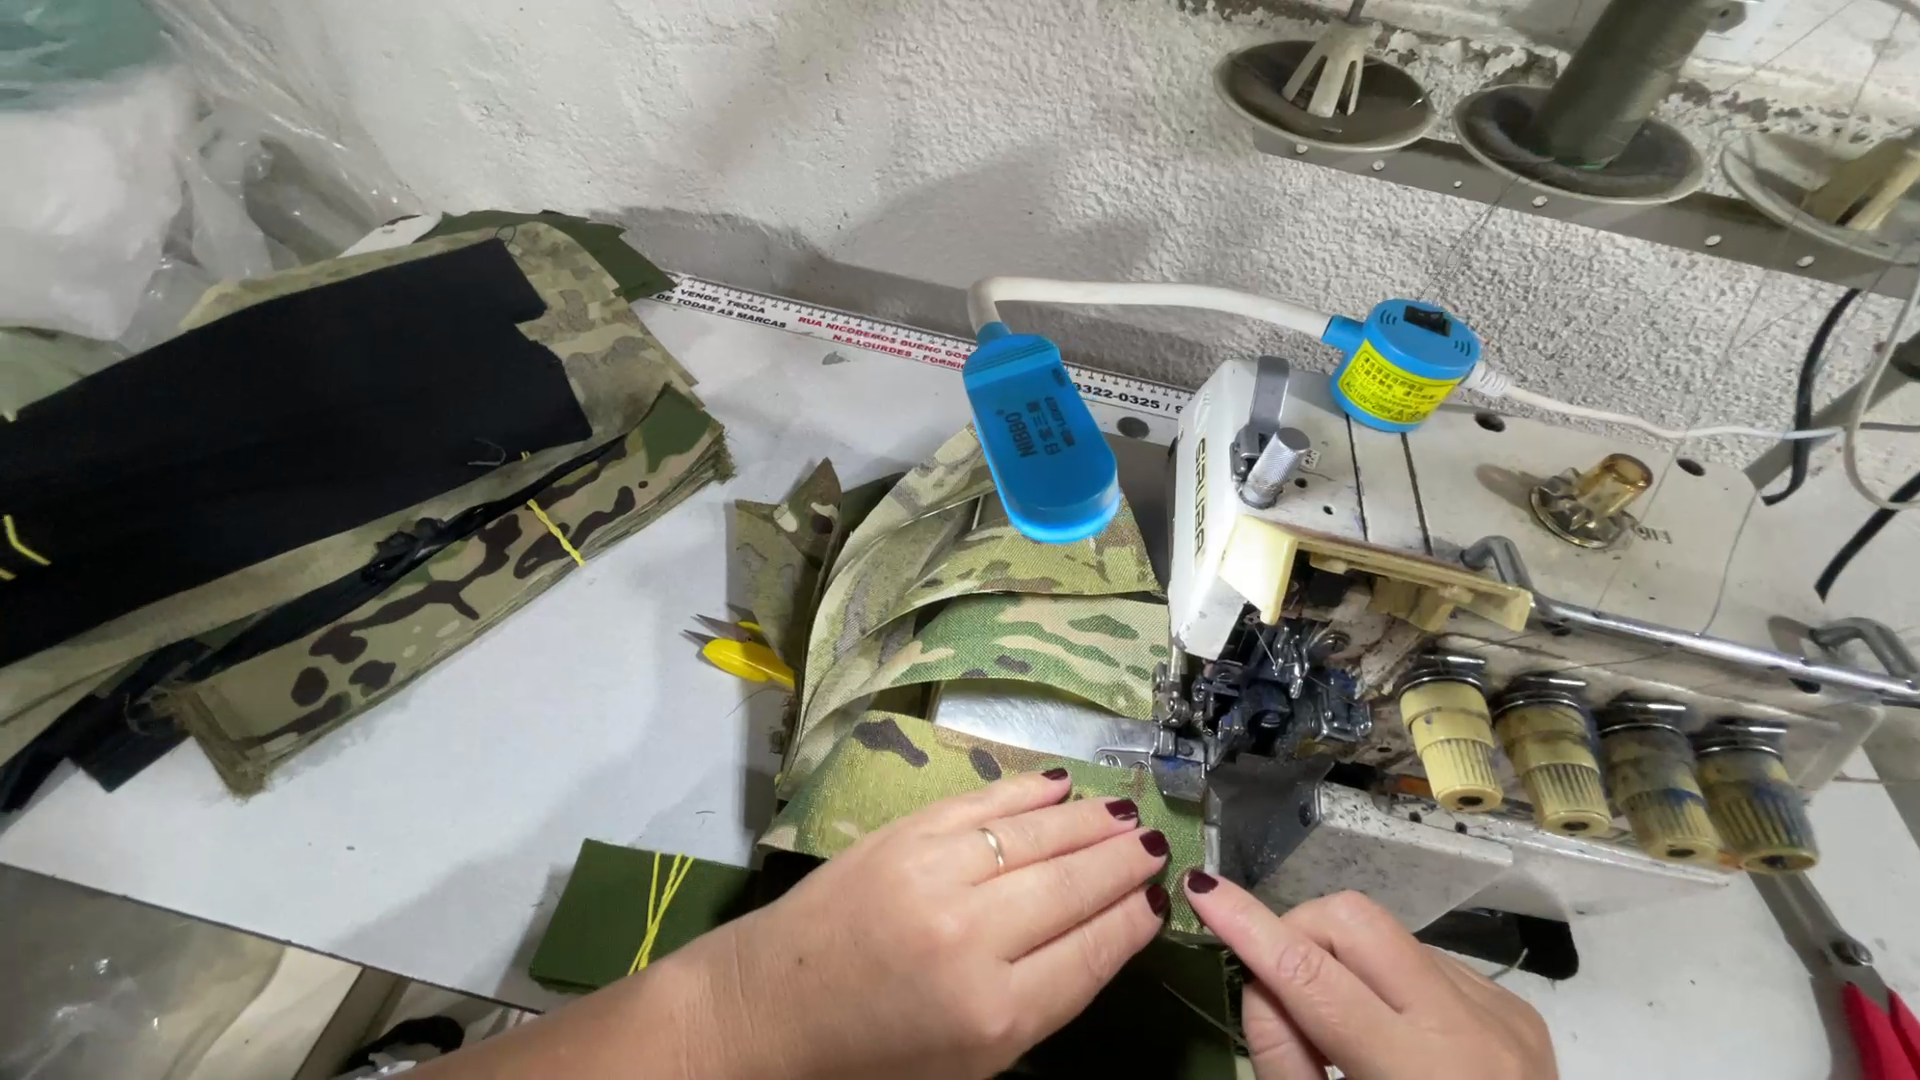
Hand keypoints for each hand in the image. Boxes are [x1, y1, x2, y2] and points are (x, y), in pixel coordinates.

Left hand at [673, 769, 1170, 1079]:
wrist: (775, 1005)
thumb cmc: (877, 1049)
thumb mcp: (974, 1056)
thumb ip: (1042, 994)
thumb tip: (1105, 925)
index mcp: (995, 1016)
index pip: (1091, 952)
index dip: (1132, 919)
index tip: (1161, 896)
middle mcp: (973, 937)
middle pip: (1072, 886)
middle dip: (1123, 861)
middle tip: (1155, 842)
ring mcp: (936, 873)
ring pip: (1036, 835)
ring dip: (1087, 821)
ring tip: (1124, 812)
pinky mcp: (906, 833)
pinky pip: (984, 803)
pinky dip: (1027, 791)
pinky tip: (1060, 784)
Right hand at [1182, 874, 1555, 1079]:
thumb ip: (1283, 1057)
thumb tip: (1260, 979)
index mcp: (1425, 1076)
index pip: (1312, 975)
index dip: (1249, 927)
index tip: (1203, 889)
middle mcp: (1472, 1029)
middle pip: (1351, 919)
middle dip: (1298, 933)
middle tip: (1281, 983)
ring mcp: (1500, 1012)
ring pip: (1383, 932)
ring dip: (1341, 960)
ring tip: (1346, 1026)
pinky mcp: (1515, 1007)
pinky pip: (1421, 957)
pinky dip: (1385, 979)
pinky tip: (1400, 1036)